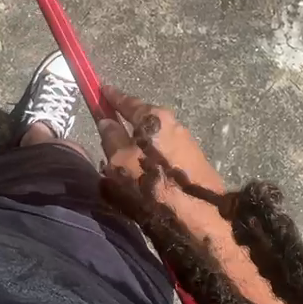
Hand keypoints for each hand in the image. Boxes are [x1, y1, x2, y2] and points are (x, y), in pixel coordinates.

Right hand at [97, 89, 225, 205]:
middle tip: (106, 133)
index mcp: (155, 118)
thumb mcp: (121, 162)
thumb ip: (111, 138)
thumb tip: (105, 120)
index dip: (110, 96)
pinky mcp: (193, 163)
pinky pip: (161, 155)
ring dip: (136, 147)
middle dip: (124, 125)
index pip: (127, 101)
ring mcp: (186, 144)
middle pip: (141, 121)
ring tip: (122, 164)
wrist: (203, 216)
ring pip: (151, 140)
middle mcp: (173, 124)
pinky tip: (142, 176)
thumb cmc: (155, 184)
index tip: (100, 88)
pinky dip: (149, 160)